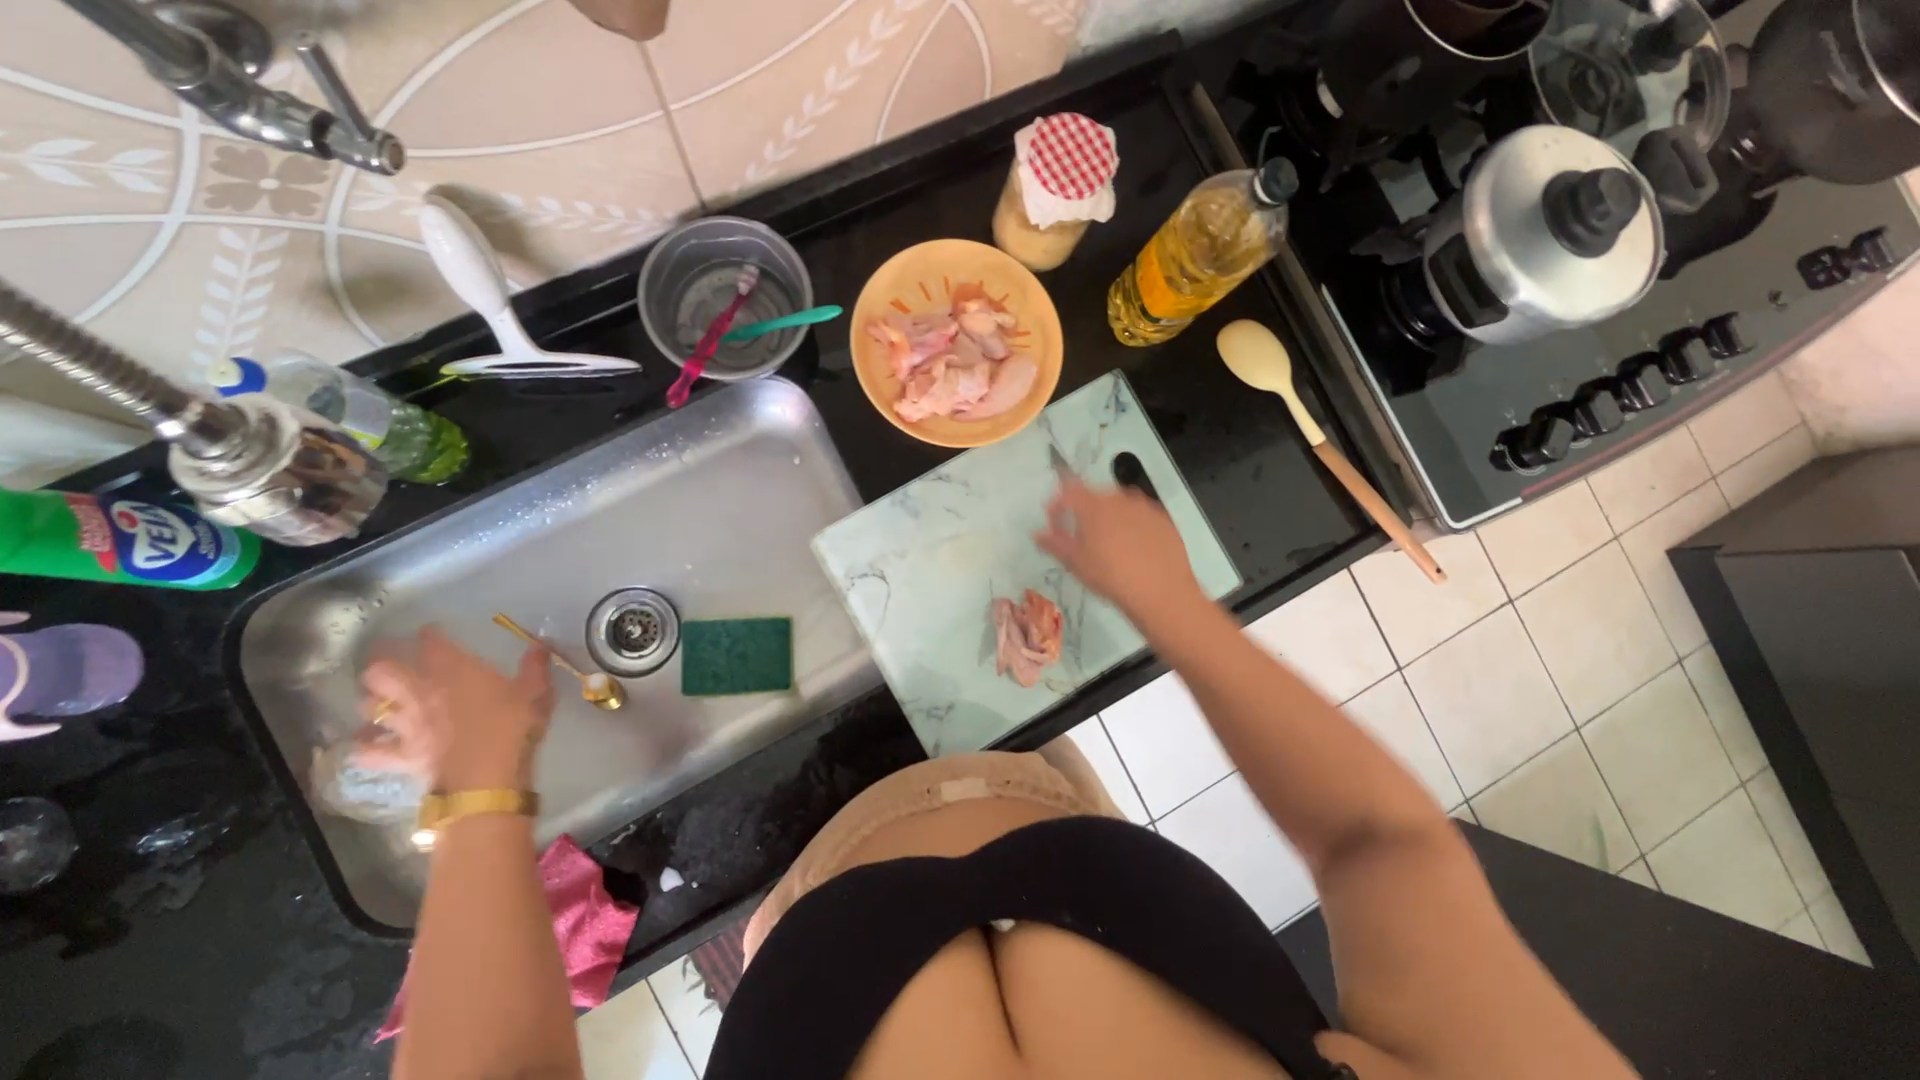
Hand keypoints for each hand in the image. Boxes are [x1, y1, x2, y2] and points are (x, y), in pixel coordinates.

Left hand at [351, 625, 555, 791]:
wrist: (488, 777)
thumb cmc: (513, 728)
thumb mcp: (535, 692)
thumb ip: (535, 667)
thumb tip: (540, 644)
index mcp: (453, 670)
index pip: (431, 642)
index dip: (429, 635)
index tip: (431, 632)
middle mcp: (420, 691)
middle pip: (382, 669)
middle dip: (382, 661)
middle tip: (390, 659)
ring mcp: (406, 724)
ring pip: (369, 706)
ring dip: (371, 701)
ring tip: (378, 699)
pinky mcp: (400, 755)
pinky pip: (369, 750)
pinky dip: (365, 745)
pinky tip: (367, 742)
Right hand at [1034, 476, 1205, 623]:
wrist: (1161, 592)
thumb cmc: (1110, 577)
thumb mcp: (1076, 563)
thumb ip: (1054, 543)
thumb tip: (1037, 532)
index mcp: (1093, 505)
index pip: (1068, 491)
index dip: (1058, 504)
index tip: (1054, 523)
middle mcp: (1118, 498)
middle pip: (1095, 496)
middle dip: (1085, 512)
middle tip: (1082, 538)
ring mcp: (1144, 506)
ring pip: (1119, 505)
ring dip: (1109, 517)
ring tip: (1109, 545)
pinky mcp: (1163, 519)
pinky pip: (1141, 516)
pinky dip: (1132, 526)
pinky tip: (1134, 549)